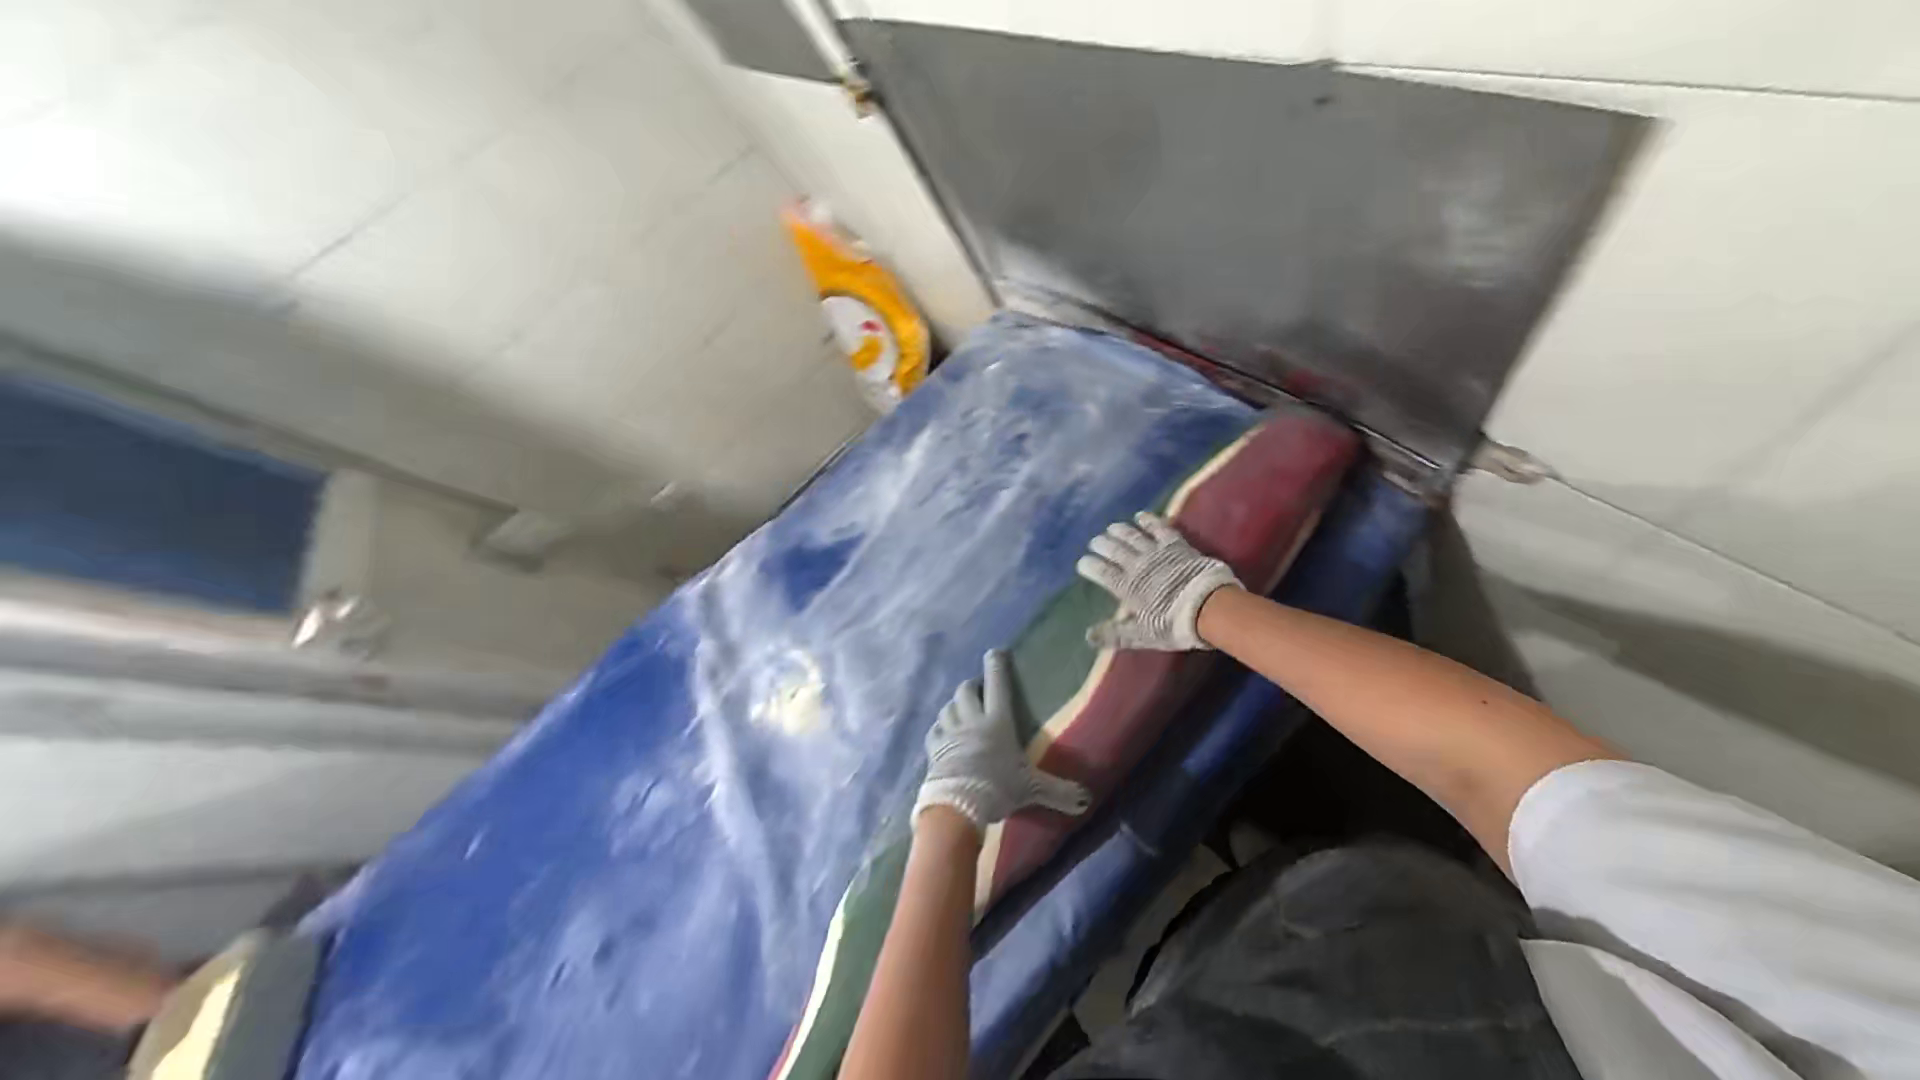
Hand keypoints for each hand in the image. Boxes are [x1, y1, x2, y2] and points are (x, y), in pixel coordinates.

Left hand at [914, 651, 1090, 830]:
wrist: (958, 805)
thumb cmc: (998, 788)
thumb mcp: (1032, 788)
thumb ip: (1057, 790)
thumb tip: (1084, 799)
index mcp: (998, 722)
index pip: (998, 685)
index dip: (996, 665)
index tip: (995, 651)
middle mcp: (972, 721)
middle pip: (965, 691)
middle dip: (971, 685)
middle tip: (977, 688)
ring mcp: (950, 734)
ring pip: (947, 707)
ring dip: (953, 705)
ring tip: (959, 708)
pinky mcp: (934, 749)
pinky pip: (934, 731)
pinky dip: (938, 728)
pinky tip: (941, 732)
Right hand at [1075, 511, 1242, 650]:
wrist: (1209, 606)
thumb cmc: (1174, 624)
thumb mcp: (1142, 635)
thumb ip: (1114, 634)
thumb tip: (1088, 636)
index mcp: (1126, 587)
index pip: (1102, 572)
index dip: (1090, 566)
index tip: (1082, 563)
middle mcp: (1137, 566)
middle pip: (1114, 550)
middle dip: (1101, 545)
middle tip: (1094, 541)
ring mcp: (1156, 553)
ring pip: (1132, 536)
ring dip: (1120, 531)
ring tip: (1110, 527)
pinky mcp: (1175, 545)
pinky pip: (1158, 528)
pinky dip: (1148, 521)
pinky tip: (1140, 516)